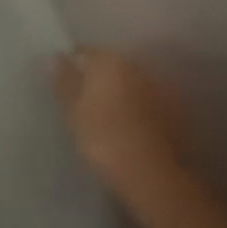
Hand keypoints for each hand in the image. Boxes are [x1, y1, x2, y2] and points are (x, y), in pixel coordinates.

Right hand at [50, 47, 184, 190]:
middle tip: (83, 102)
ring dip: (119, 94)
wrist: (155, 175)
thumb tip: (51, 56)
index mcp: (109, 60)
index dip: (71, 66)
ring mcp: (159, 87)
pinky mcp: (175, 111)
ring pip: (130, 83)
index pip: (83, 52)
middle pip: (110, 66)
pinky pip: (147, 103)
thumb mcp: (74, 112)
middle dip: (97, 79)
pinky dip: (137, 110)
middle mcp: (136, 65)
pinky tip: (129, 129)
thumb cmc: (105, 140)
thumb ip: (64, 81)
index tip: (61, 84)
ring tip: (106, 118)